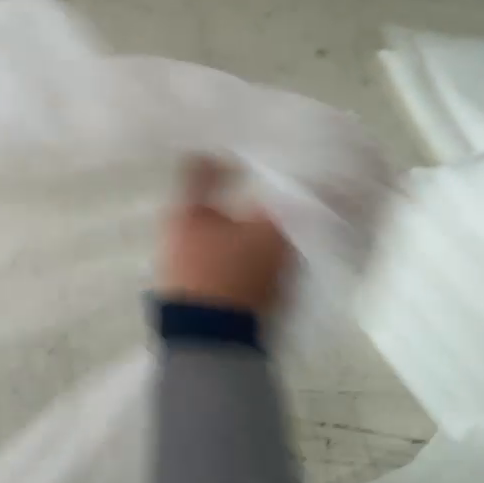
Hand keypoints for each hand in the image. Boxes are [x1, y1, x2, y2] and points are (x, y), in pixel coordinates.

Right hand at [159, 158, 291, 314]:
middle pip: (283, 212)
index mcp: (280, 222)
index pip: (287, 184)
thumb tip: (213, 150)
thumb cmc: (199, 268)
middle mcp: (296, 246)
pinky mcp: (277, 296)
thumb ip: (200, 182)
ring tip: (234, 210)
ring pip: (275, 238)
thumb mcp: (187, 218)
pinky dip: (256, 248)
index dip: (273, 168)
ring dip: (259, 225)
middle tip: (240, 181)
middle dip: (264, 197)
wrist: (205, 332)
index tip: (257, 156)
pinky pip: (269, 260)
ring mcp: (290, 274)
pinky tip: (235, 244)